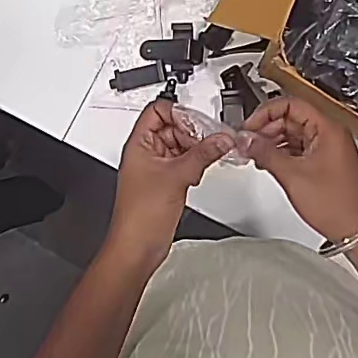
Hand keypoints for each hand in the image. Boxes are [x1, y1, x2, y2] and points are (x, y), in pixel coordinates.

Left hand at [108, 100, 233, 263]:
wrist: (137, 246)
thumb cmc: (139, 215)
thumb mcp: (177, 176)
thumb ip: (202, 154)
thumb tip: (220, 139)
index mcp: (139, 144)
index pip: (157, 111)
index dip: (178, 112)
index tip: (198, 122)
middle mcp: (146, 153)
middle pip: (172, 126)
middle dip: (192, 131)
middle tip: (211, 138)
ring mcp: (156, 168)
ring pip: (180, 145)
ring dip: (196, 148)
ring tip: (210, 154)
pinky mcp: (166, 181)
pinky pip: (183, 162)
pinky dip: (195, 163)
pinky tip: (202, 170)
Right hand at [242, 97, 357, 241]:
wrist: (355, 231)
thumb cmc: (337, 205)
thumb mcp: (292, 175)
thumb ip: (265, 152)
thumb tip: (246, 139)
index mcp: (328, 129)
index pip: (291, 104)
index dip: (266, 112)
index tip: (251, 126)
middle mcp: (329, 134)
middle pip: (289, 117)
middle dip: (266, 128)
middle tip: (248, 141)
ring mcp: (326, 147)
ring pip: (291, 133)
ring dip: (271, 141)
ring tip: (254, 153)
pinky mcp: (323, 160)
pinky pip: (296, 147)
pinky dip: (280, 152)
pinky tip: (267, 162)